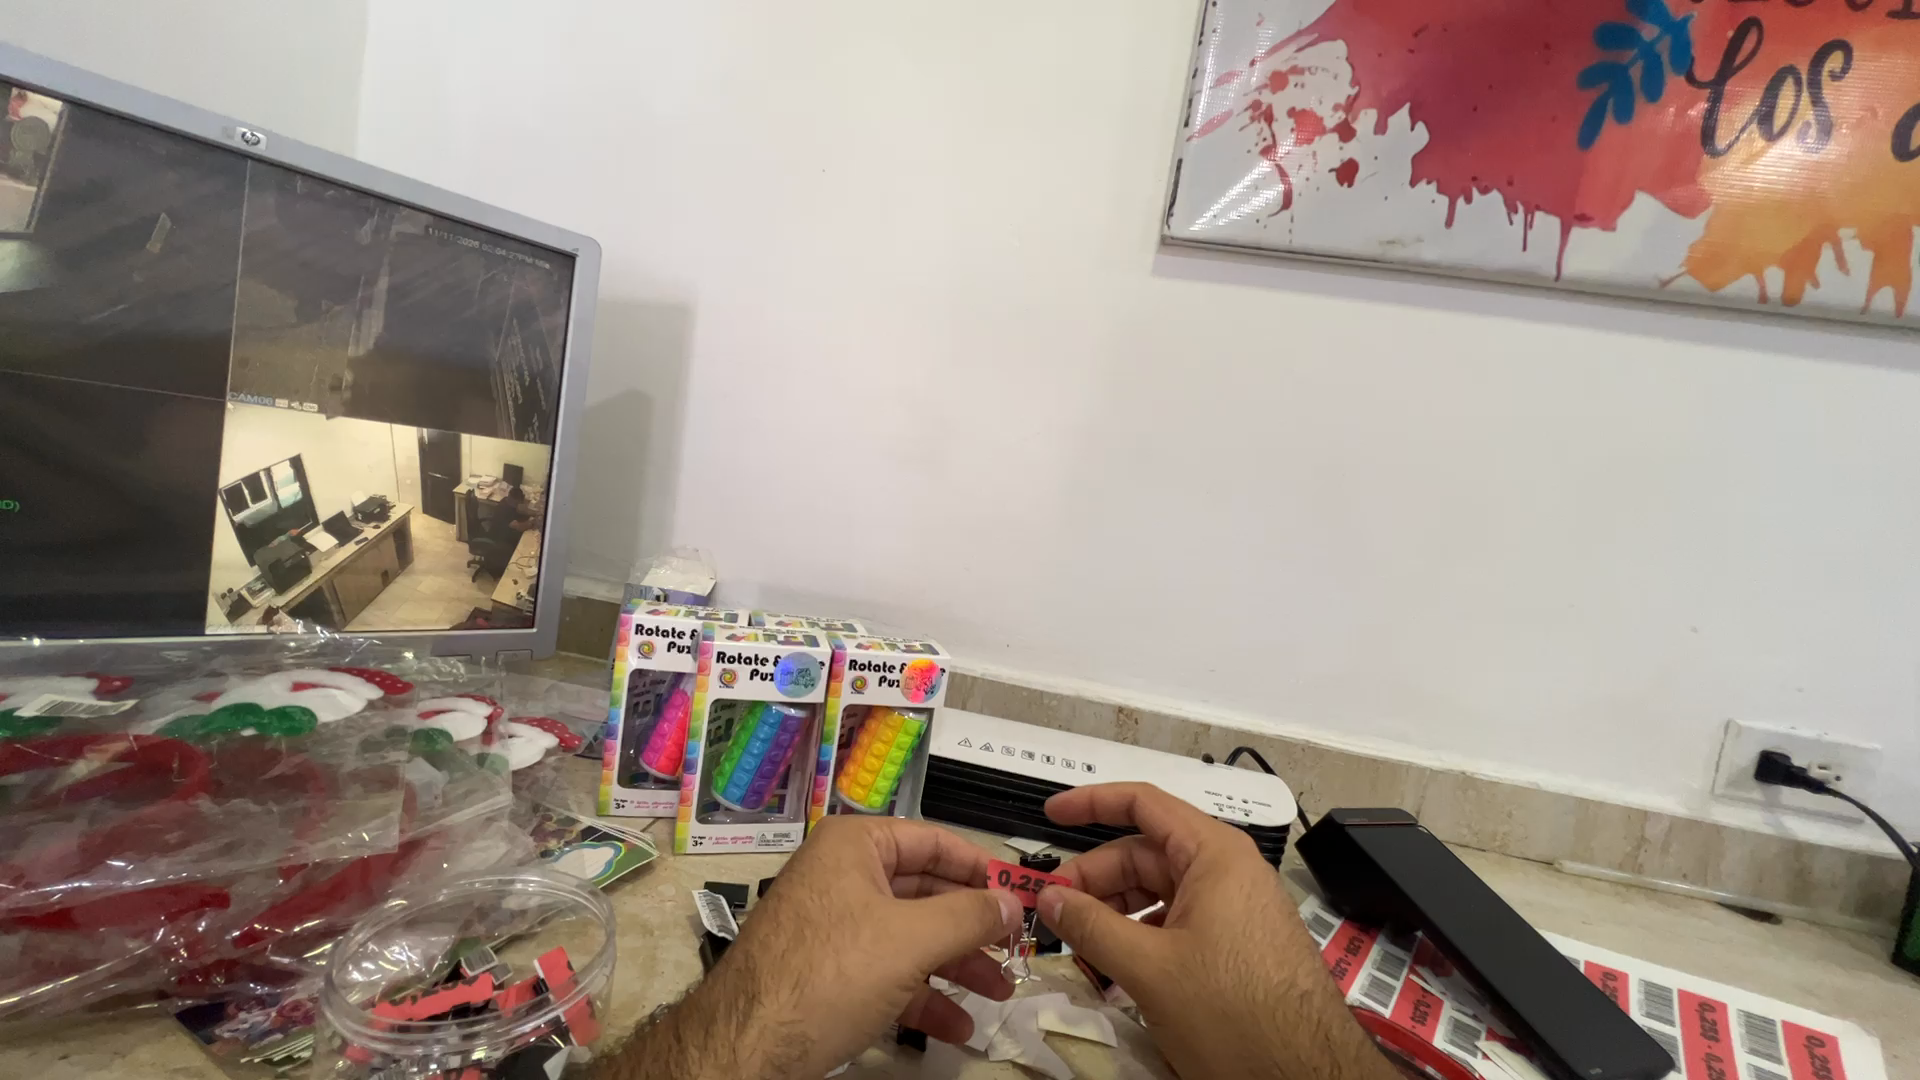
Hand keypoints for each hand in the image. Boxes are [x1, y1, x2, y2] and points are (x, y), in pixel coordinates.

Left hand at [599, 816, 1021, 1079]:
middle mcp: (845, 874)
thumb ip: (968, 917)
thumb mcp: (910, 940)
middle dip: (971, 926)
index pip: (933, 841)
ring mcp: (834, 924)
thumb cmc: (831, 973)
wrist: (743, 1050)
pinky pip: (887, 970)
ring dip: (955, 964)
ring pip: (910, 935)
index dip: (980, 867)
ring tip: (999, 991)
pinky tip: (956, 1025)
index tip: (1019, 894)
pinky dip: (922, 994)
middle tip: (1015, 949)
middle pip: (925, 891)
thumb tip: (1014, 902)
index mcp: (857, 845)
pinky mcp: (828, 970)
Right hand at [1038, 783, 1395, 1079]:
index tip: (1049, 814)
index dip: (1090, 802)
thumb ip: (1091, 926)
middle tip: (1052, 908)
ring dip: (1114, 909)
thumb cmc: (1233, 1014)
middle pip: (1143, 852)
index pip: (1141, 802)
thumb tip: (1045, 897)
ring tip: (1080, 941)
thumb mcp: (1150, 969)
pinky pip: (1177, 919)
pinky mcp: (1237, 942)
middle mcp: (1225, 867)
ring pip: (1158, 889)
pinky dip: (1141, 933)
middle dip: (1095, 877)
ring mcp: (1234, 906)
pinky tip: (1118, 964)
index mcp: (1212, 852)